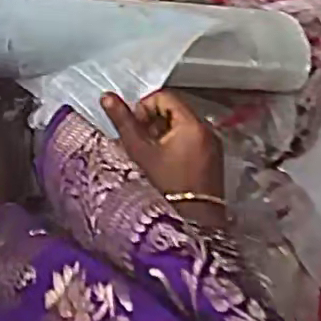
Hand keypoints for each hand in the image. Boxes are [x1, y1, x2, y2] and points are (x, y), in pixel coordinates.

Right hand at [101, 90, 224, 224]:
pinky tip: (163, 162)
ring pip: (181, 124)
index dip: (144, 107)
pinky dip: (175, 143)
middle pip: (174, 109)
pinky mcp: (212, 159)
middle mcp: (207, 131)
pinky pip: (191, 139)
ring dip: (162, 132)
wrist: (192, 224)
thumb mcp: (140, 150)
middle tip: (140, 140)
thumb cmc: (167, 187)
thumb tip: (108, 98)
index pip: (164, 96)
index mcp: (193, 124)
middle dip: (152, 120)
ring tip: (150, 153)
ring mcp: (212, 146)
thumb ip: (123, 121)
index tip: (135, 126)